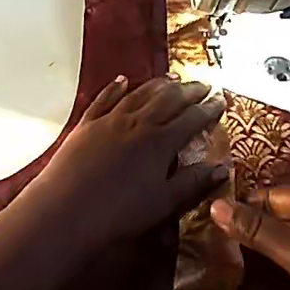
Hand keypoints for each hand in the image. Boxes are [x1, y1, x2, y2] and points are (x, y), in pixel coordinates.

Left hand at [15, 77, 227, 262]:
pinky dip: (116, 87)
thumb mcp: (164, 202)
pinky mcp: (87, 123)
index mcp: (160, 142)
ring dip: (158, 84)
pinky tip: (123, 79)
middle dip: (188, 90)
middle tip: (202, 84)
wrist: (68, 208)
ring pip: (139, 94)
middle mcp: (137, 122)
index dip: (207, 109)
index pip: (191, 119)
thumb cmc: (119, 212)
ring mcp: (110, 119)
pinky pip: (105, 98)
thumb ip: (193, 182)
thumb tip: (222, 167)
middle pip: (167, 99)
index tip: (220, 100)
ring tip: (172, 78)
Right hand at [209, 187, 289, 289]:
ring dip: (258, 249)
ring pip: (286, 244)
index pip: (274, 194)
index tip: (204, 213)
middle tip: (204, 235)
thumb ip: (262, 231)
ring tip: (217, 254)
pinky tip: (248, 279)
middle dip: (247, 225)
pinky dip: (273, 271)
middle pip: (280, 217)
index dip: (243, 202)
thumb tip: (215, 204)